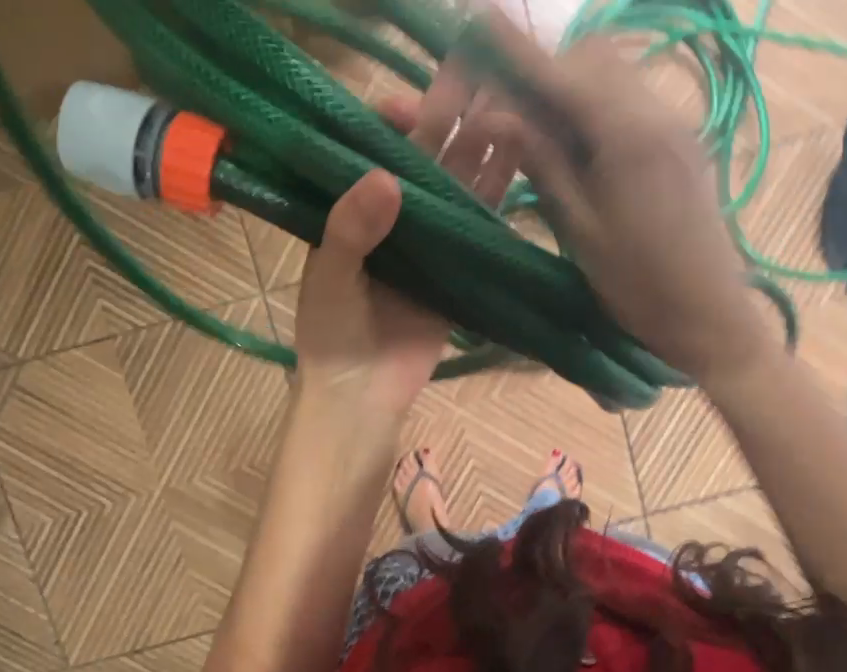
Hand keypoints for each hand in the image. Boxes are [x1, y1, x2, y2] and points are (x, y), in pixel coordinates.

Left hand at [293, 66, 521, 419]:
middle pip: (423, 169)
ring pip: (456, 197)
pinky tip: (517, 172)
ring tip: (509, 122)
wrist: (359, 398)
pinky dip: (494, 208)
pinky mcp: (455, 279)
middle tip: (479, 99)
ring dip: (480, 161)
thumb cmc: (331, 334)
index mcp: (350, 215)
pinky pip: (476, 237)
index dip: (393, 126)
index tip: (413, 109)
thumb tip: (388, 176)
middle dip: (448, 134)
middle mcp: (390, 225)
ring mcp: (426, 251)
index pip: (374, 155)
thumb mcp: (329, 275)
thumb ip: (352, 226)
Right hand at [475, 14, 774, 383]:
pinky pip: (635, 101)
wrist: (711, 317)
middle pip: (595, 58)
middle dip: (548, 67)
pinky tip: (580, 145)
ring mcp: (677, 125)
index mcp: (628, 135)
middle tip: (507, 103)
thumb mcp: (580, 230)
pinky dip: (599, 106)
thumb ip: (544, 163)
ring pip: (617, 76)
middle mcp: (658, 113)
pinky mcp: (684, 143)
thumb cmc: (638, 288)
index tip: (482, 19)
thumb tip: (499, 114)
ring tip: (540, 128)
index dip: (519, 49)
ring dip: (574, 86)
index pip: (563, 74)